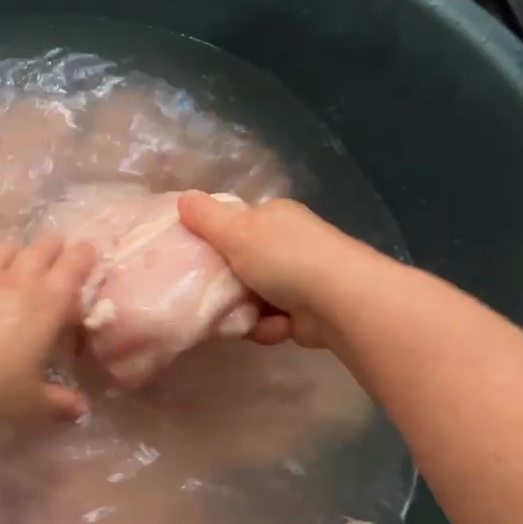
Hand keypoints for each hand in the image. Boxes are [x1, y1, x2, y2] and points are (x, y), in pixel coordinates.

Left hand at [0, 232, 94, 420]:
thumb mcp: (28, 401)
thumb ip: (56, 402)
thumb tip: (80, 409)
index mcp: (47, 304)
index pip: (73, 268)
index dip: (84, 257)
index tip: (89, 253)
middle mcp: (18, 281)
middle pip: (42, 249)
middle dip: (54, 246)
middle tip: (60, 247)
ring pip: (7, 250)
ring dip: (19, 252)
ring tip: (19, 262)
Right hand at [177, 191, 393, 349]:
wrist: (340, 302)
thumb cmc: (284, 259)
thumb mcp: (237, 233)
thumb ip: (206, 218)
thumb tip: (182, 196)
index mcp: (273, 217)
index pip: (233, 224)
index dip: (212, 240)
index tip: (194, 259)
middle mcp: (287, 243)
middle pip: (238, 265)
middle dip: (225, 285)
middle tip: (210, 293)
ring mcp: (297, 277)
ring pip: (249, 297)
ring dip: (243, 311)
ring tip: (244, 316)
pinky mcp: (303, 309)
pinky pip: (267, 320)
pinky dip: (267, 327)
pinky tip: (273, 326)